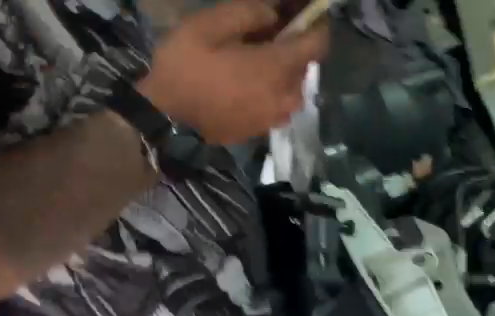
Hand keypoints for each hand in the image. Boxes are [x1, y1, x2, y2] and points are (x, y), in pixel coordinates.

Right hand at [138, 0, 328, 144]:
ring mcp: (284, 113)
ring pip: (293, 81)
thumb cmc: (186, 68)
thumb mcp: (205, 27)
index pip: (316, 46)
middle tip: (272, 24)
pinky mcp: (273, 124)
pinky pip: (282, 97)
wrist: (175, 121)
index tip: (313, 12)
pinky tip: (251, 73)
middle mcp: (291, 94)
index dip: (318, 26)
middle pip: (303, 63)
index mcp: (278, 68)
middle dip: (294, 42)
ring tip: (256, 48)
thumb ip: (244, 15)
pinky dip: (275, 81)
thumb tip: (273, 12)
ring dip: (282, 63)